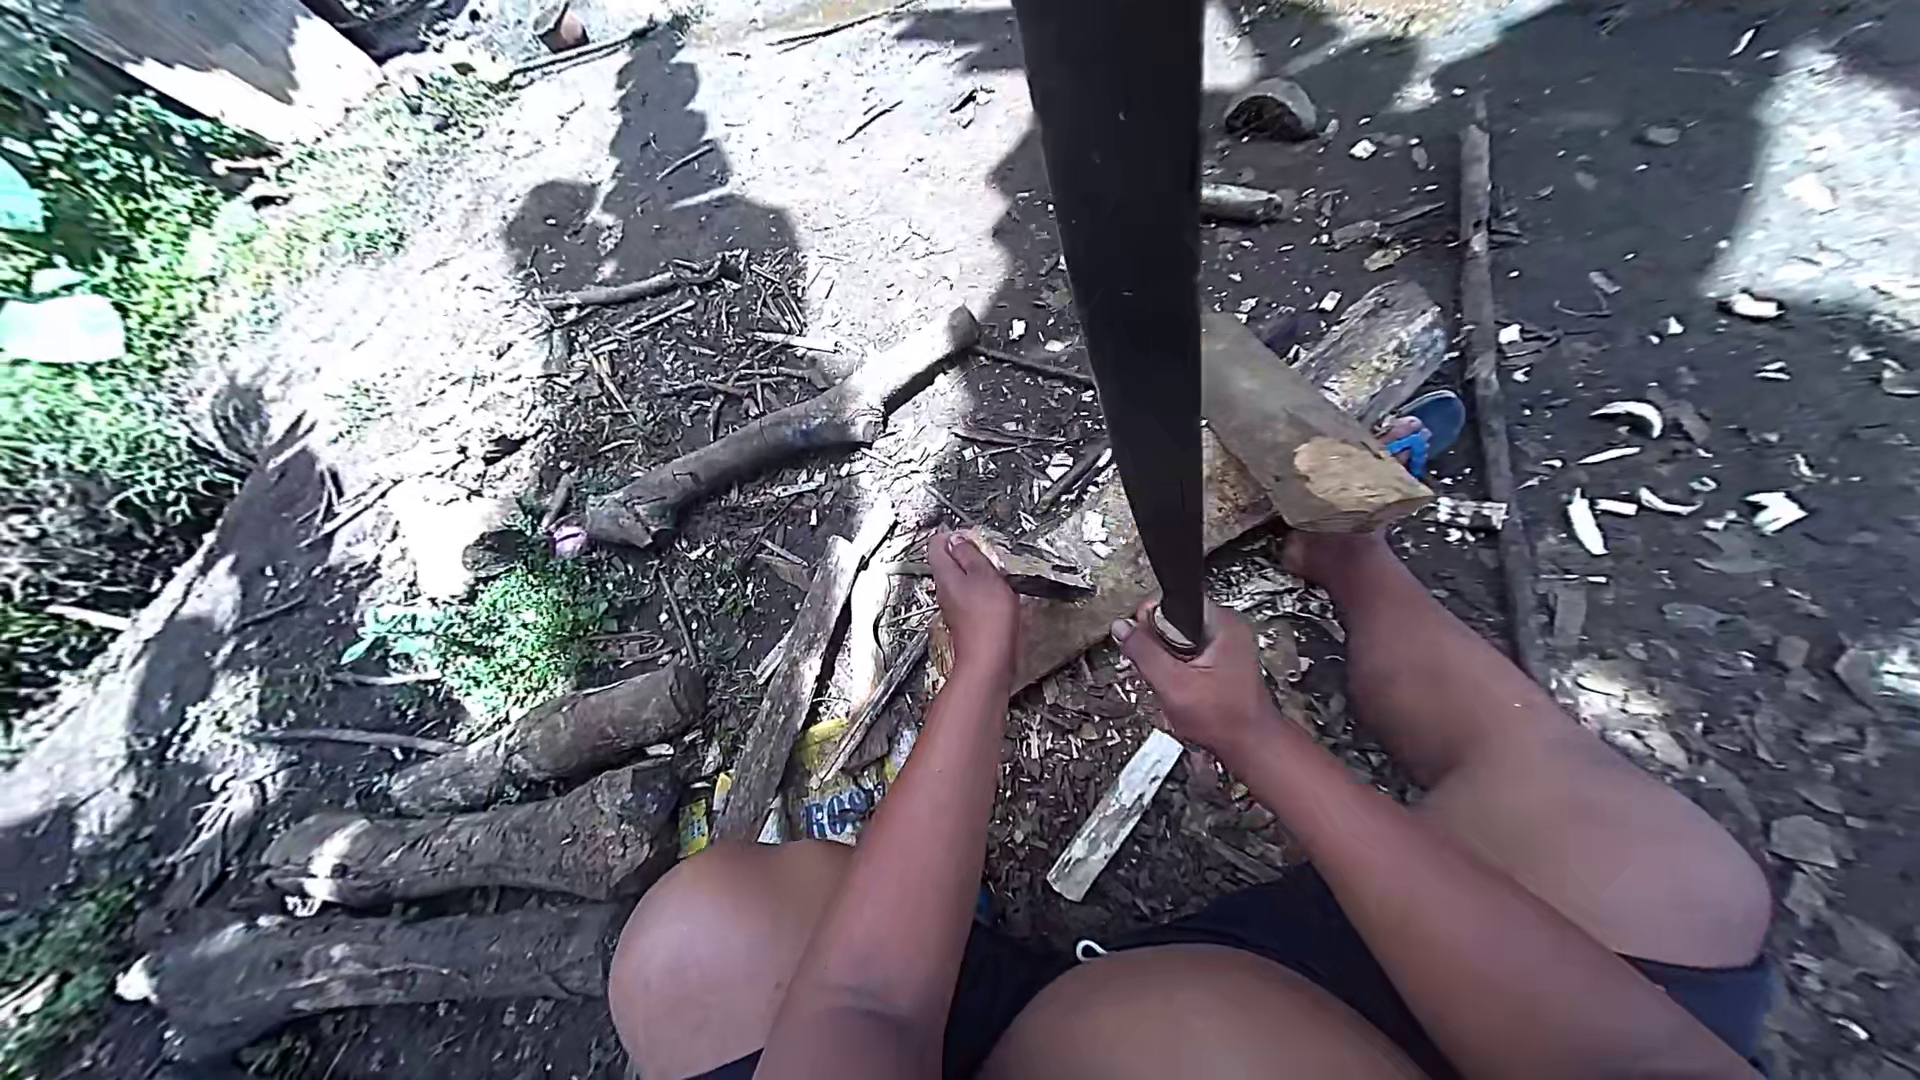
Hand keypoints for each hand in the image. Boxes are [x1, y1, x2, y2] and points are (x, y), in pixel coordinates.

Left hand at [929, 531, 1018, 675]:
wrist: (990, 660)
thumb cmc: (987, 620)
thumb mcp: (983, 575)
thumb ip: (969, 554)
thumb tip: (958, 539)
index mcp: (944, 575)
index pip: (936, 545)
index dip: (952, 535)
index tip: (971, 536)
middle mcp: (944, 590)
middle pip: (948, 562)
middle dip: (966, 553)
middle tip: (987, 553)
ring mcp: (954, 606)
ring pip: (960, 580)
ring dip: (977, 573)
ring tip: (996, 574)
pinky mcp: (966, 620)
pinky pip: (971, 597)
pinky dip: (983, 591)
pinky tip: (998, 595)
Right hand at [1113, 602, 1287, 755]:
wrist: (1250, 747)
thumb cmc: (1225, 719)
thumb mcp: (1173, 685)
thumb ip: (1143, 652)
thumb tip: (1122, 627)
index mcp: (1222, 624)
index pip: (1171, 604)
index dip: (1150, 624)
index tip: (1148, 647)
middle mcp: (1227, 628)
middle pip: (1171, 621)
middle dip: (1157, 647)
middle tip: (1163, 673)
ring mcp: (1226, 644)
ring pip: (1175, 639)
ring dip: (1165, 661)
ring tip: (1173, 683)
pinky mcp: (1221, 658)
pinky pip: (1186, 652)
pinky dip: (1177, 669)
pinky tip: (1180, 687)